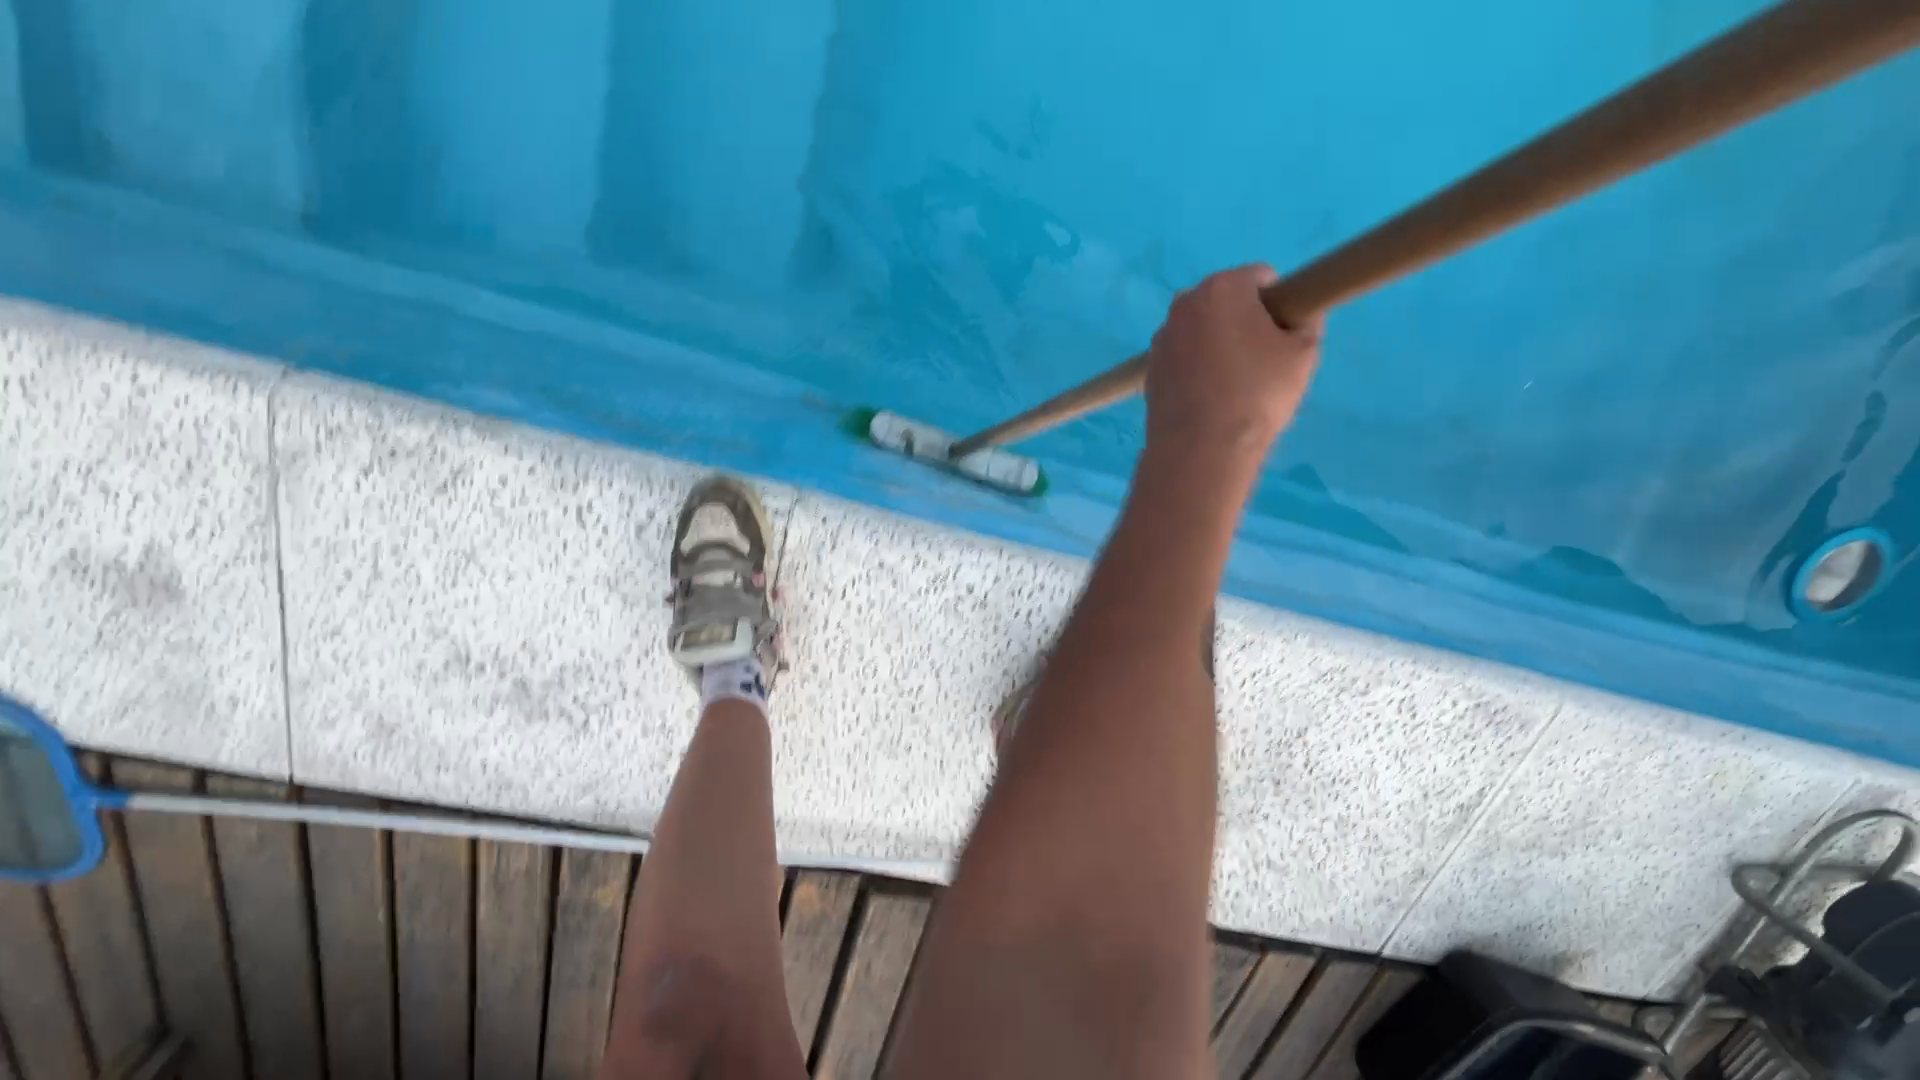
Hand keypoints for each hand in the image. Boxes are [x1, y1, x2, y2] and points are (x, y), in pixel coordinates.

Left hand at [1144, 264, 1322, 467]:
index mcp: (1223, 287)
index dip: (1279, 303)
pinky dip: (1196, 368)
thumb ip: (1306, 323)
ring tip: (1232, 384)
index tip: (1284, 335)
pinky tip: (1208, 397)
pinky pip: (1183, 357)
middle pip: (1226, 302)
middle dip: (1245, 321)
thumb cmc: (1257, 393)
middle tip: (1261, 361)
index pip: (1261, 278)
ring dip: (1218, 344)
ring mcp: (1162, 336)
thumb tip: (1298, 317)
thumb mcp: (1303, 353)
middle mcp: (1185, 303)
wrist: (1201, 447)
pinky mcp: (1150, 368)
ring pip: (1202, 330)